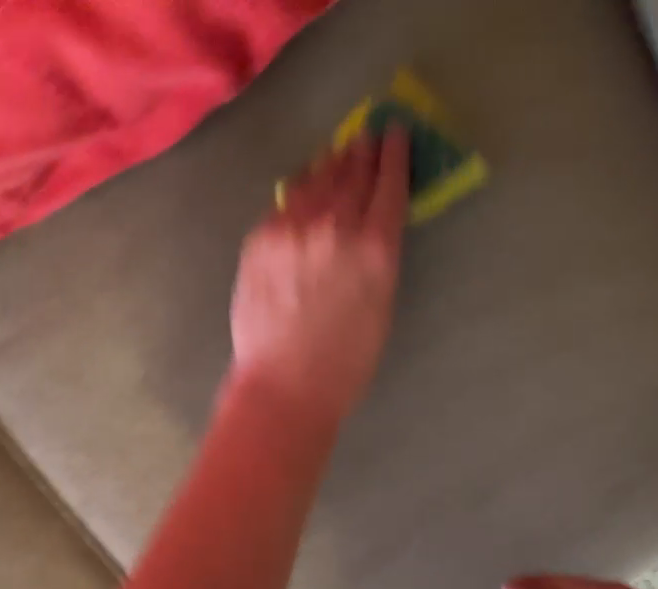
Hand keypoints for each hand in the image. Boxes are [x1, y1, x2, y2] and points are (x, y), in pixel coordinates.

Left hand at [228, 128, 410, 426]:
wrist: (285, 385)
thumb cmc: (346, 363)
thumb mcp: (380, 307)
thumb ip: (376, 258)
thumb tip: (368, 228)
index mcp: (375, 249)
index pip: (389, 185)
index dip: (395, 155)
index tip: (396, 134)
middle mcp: (336, 226)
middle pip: (352, 173)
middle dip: (363, 151)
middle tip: (368, 136)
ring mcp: (293, 227)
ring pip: (316, 178)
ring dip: (331, 162)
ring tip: (340, 151)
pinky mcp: (261, 236)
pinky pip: (286, 200)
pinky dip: (302, 188)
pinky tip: (306, 185)